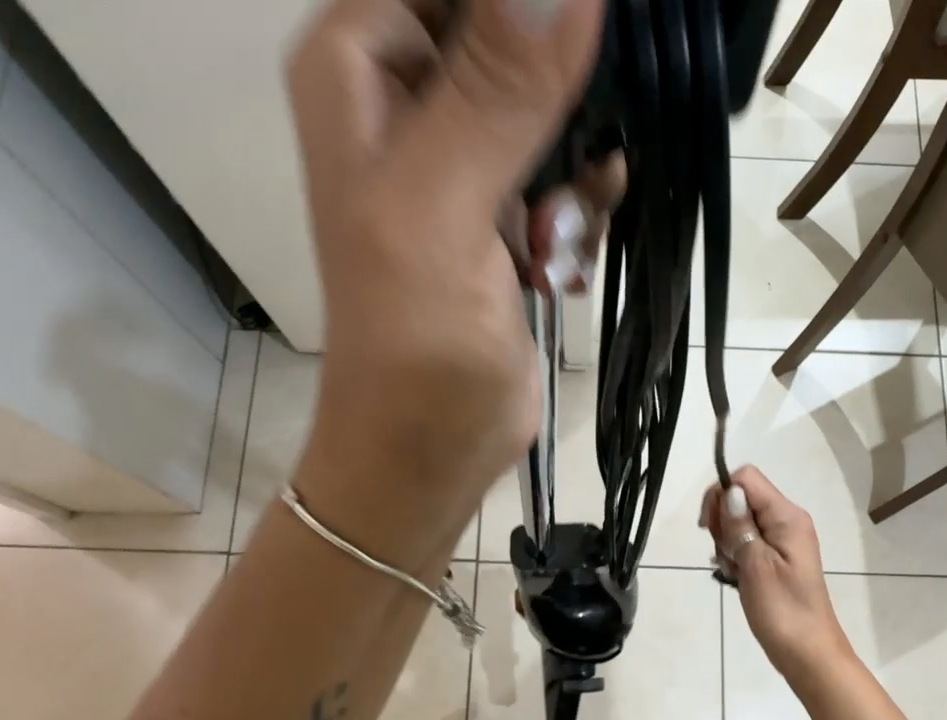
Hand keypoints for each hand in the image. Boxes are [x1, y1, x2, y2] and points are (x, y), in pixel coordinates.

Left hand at [286, 0, 609, 557]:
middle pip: (512, 20)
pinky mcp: (504, 201)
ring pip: (556, 88)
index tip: (588, 45)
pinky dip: (581, 201)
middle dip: (564, 86)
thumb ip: (496, 92)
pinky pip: (569, 156)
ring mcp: (460, 147)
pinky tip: (561, 256)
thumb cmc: (412, 347)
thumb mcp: (439, 210)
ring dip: (576, 160)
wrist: (430, 449)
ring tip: (555, 233)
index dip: (529, 5)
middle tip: (562, 169)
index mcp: (358, 62)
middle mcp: (406, 88)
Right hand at [702, 467, 852, 681]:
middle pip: (740, 498)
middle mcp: (787, 521)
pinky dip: (734, 556)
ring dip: (726, 543)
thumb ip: (741, 526)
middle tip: (727, 557)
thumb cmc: (783, 611)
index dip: (720, 495)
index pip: (746, 478)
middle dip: (722, 523)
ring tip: (734, 572)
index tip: (707, 527)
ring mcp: (781, 540)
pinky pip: (746, 542)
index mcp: (787, 517)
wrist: (808, 653)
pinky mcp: (775, 558)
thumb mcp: (756, 567)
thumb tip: (729, 491)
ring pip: (739, 522)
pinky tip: (735, 577)